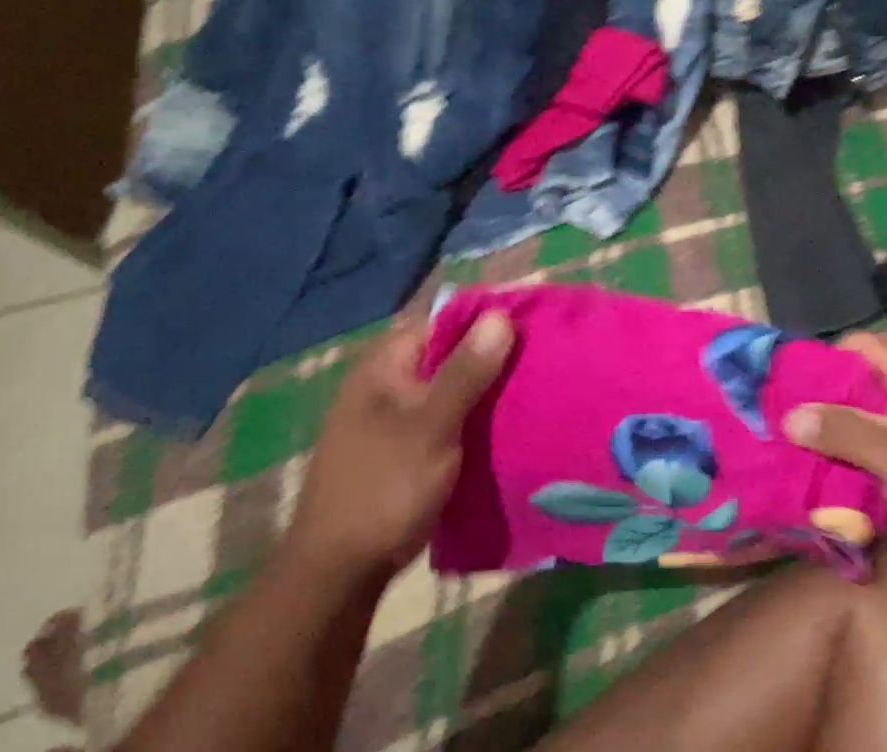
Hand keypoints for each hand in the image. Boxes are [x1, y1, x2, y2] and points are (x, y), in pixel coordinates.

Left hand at [286, 313, 512, 579]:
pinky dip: (478, 421)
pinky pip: (451, 422)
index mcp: (382, 371)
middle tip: (544, 360)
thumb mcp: (432, 426)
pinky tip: (512, 427)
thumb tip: (500, 315)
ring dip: (489, 392)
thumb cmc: (384, 489)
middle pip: (448, 357)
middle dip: (493, 358)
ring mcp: (395, 422)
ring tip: (538, 390)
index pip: (439, 324)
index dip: (484, 321)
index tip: (532, 326)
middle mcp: (386, 388)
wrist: (341, 571)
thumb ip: (466, 372)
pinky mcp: (409, 453)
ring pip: (453, 392)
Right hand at [783, 332, 886, 565]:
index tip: (794, 383)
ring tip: (802, 438)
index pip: (865, 343)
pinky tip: (831, 461)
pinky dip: (858, 443)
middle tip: (791, 413)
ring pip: (872, 409)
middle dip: (830, 392)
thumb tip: (790, 415)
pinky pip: (882, 435)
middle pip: (865, 375)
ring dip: (842, 421)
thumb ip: (841, 430)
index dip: (829, 356)